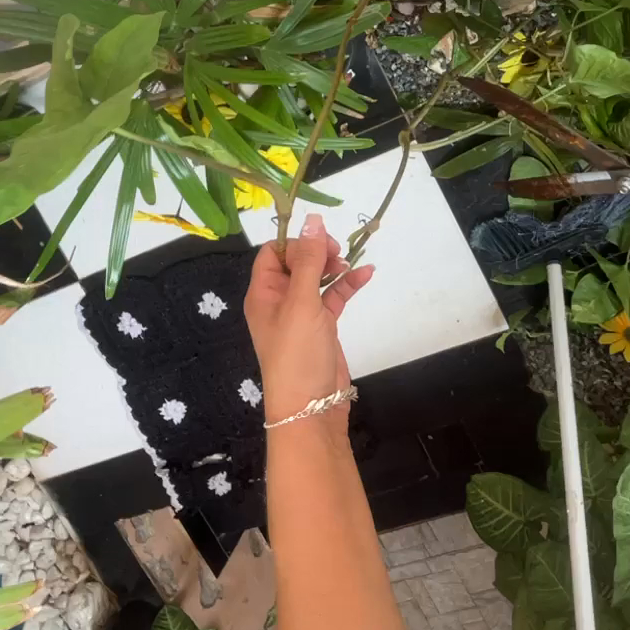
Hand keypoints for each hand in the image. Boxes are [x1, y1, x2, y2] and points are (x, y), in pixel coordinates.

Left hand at [244, 213, 374, 427]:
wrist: (311, 409)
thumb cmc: (297, 354)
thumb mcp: (302, 303)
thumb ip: (309, 261)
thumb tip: (313, 220)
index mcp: (263, 294)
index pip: (273, 253)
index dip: (295, 243)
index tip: (319, 243)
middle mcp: (279, 301)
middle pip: (297, 262)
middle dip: (318, 251)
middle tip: (337, 253)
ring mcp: (302, 314)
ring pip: (318, 277)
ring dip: (335, 266)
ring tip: (350, 262)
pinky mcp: (323, 326)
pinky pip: (335, 296)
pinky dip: (348, 284)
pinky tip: (367, 274)